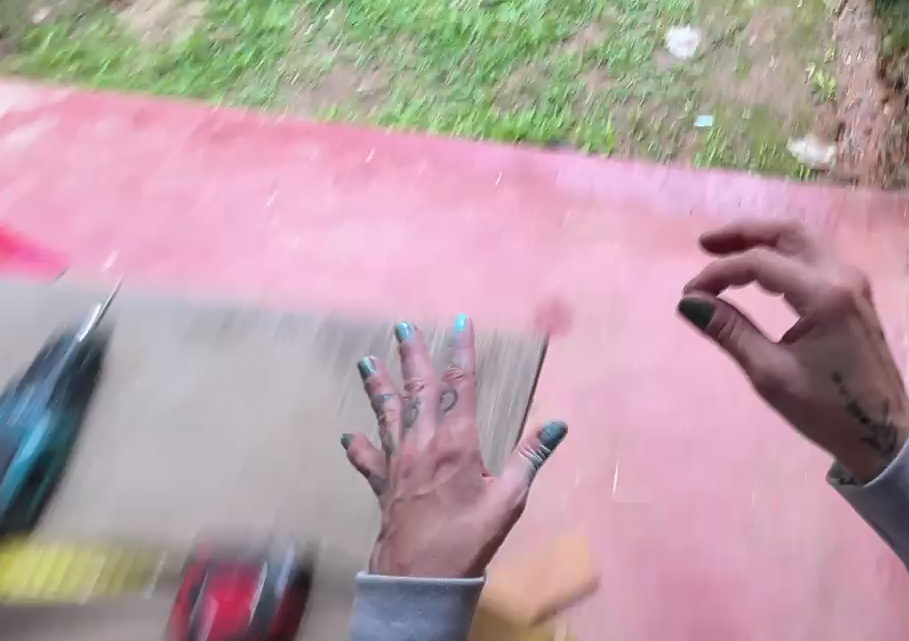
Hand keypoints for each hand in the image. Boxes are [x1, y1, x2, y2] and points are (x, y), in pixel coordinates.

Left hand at [341, 316, 568, 577]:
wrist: (418, 584)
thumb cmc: (468, 538)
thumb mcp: (509, 498)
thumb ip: (531, 456)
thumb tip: (560, 423)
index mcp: (455, 442)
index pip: (458, 386)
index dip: (460, 351)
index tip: (460, 323)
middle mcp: (423, 445)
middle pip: (417, 391)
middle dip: (411, 356)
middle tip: (403, 327)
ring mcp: (398, 465)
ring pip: (388, 416)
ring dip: (379, 387)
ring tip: (366, 362)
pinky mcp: (383, 487)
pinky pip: (369, 461)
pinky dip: (360, 447)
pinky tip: (348, 436)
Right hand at [677, 219, 908, 481]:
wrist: (886, 432)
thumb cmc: (828, 410)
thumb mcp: (772, 376)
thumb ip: (730, 332)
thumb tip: (689, 302)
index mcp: (824, 295)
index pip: (761, 263)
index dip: (720, 272)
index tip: (690, 292)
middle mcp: (841, 275)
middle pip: (786, 232)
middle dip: (743, 233)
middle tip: (705, 244)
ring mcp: (852, 279)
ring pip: (801, 239)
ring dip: (762, 240)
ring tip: (724, 251)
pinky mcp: (853, 289)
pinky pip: (812, 256)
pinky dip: (781, 254)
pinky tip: (758, 270)